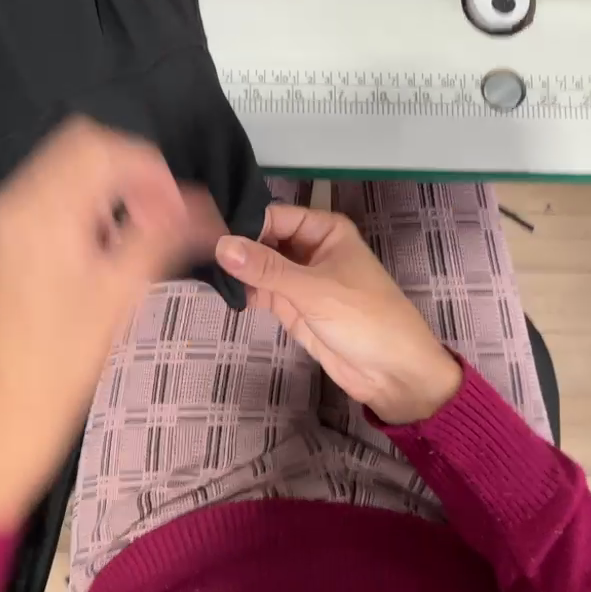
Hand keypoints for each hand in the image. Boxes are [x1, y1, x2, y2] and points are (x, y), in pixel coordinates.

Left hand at [0, 118, 219, 532]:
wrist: (10, 398)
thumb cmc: (65, 354)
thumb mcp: (123, 292)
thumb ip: (165, 236)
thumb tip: (207, 207)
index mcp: (46, 209)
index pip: (106, 149)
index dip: (152, 170)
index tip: (179, 210)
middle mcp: (22, 196)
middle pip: (89, 141)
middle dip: (136, 167)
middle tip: (164, 212)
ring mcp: (14, 208)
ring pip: (76, 157)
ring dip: (119, 178)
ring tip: (146, 224)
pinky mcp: (16, 223)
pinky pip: (63, 180)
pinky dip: (98, 190)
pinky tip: (116, 230)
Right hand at [215, 204, 461, 424]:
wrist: (394, 375)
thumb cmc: (365, 318)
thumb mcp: (314, 289)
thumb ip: (266, 269)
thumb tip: (221, 245)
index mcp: (325, 230)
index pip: (275, 216)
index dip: (244, 224)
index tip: (206, 234)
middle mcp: (311, 248)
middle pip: (265, 239)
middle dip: (236, 247)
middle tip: (196, 252)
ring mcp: (301, 278)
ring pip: (260, 266)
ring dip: (237, 270)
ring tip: (199, 270)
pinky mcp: (293, 307)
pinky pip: (262, 291)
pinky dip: (244, 292)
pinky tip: (220, 291)